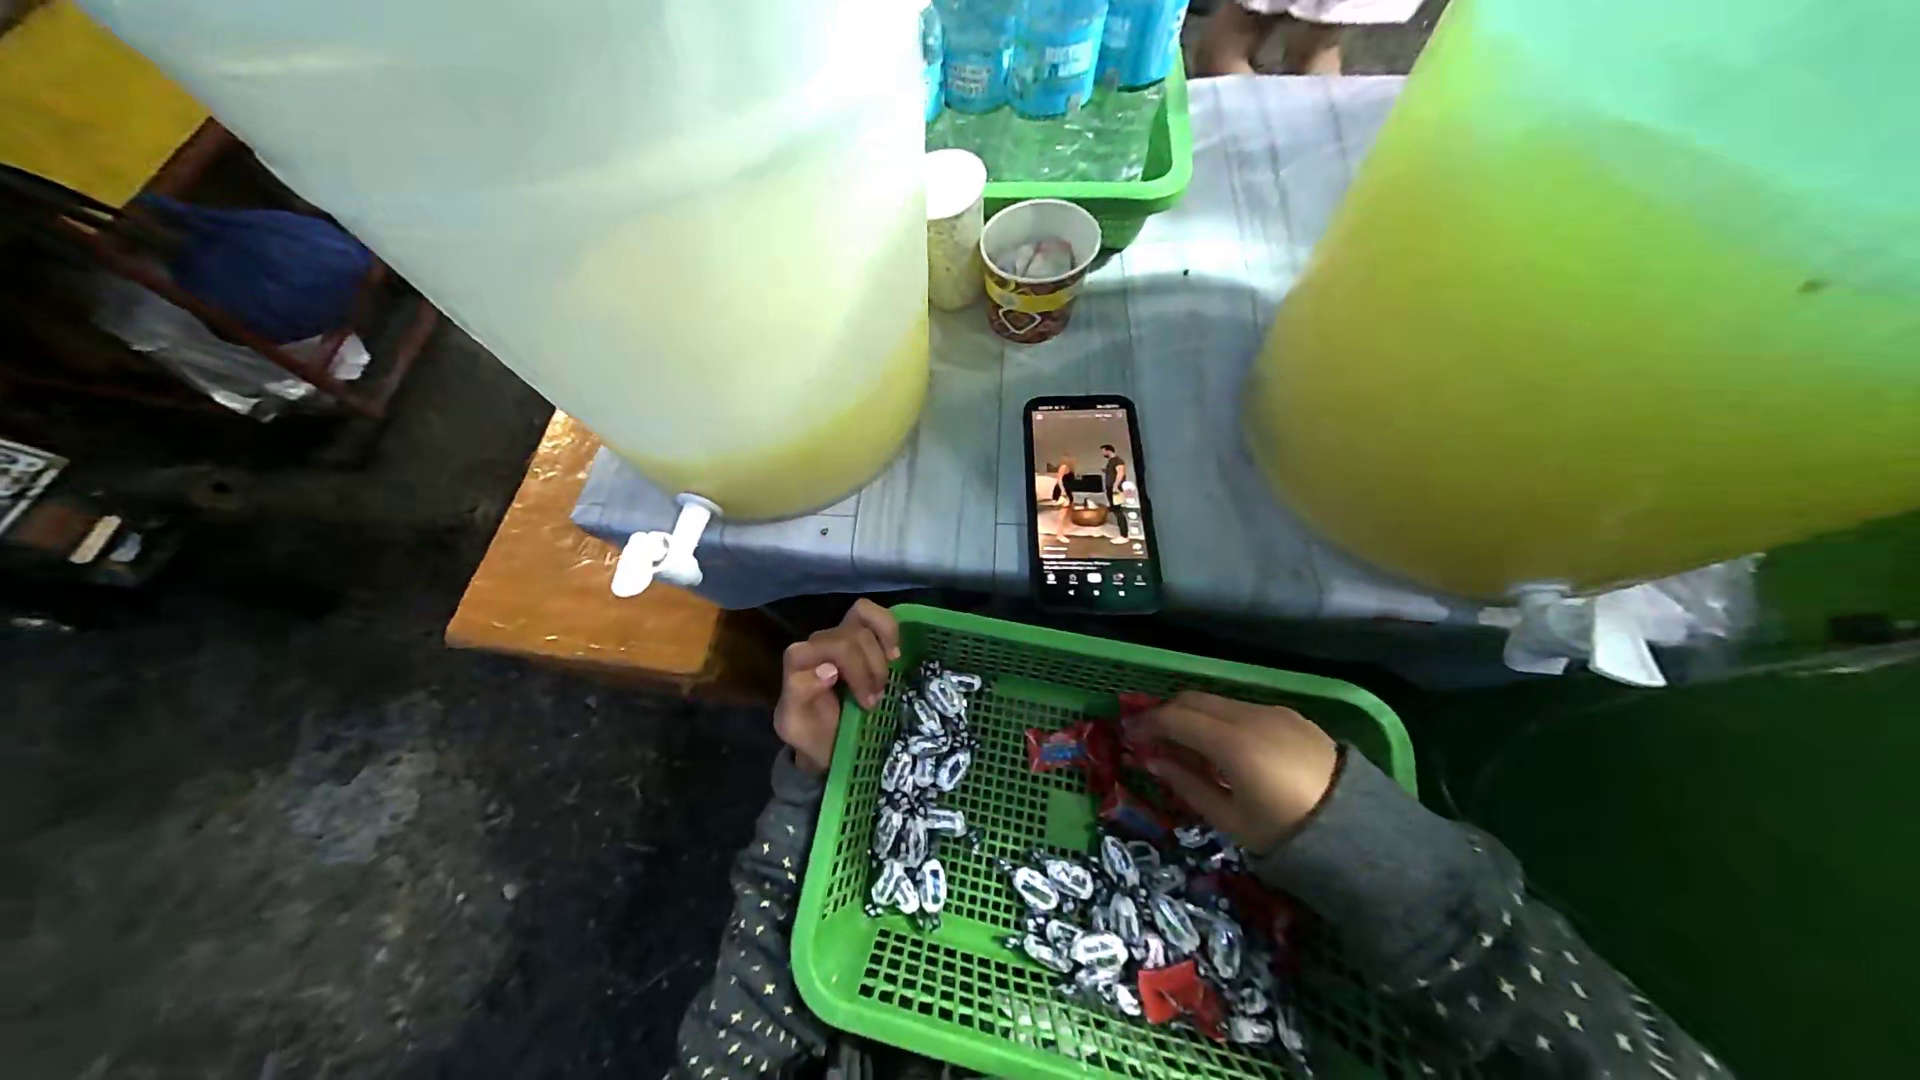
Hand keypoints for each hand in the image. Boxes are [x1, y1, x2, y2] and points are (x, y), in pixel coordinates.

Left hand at [775, 599, 900, 772]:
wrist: (829, 739)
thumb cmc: (813, 733)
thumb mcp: (795, 726)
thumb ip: (800, 695)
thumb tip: (828, 670)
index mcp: (798, 661)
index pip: (821, 646)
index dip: (850, 668)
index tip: (863, 701)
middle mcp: (818, 642)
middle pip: (848, 638)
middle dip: (867, 671)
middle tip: (874, 702)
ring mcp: (841, 635)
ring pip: (863, 625)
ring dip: (878, 659)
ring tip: (881, 685)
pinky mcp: (863, 634)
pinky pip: (876, 615)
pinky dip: (889, 630)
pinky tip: (894, 655)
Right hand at [1125, 692, 1339, 852]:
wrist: (1361, 832)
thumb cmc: (1286, 832)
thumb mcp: (1229, 818)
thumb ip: (1186, 783)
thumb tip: (1152, 760)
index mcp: (1232, 741)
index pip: (1174, 717)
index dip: (1146, 724)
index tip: (1129, 736)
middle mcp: (1249, 715)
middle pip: (1192, 700)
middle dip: (1165, 714)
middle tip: (1150, 738)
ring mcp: (1272, 712)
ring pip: (1217, 701)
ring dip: (1192, 715)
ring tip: (1183, 744)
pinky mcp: (1290, 716)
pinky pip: (1241, 708)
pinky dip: (1219, 718)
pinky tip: (1221, 746)